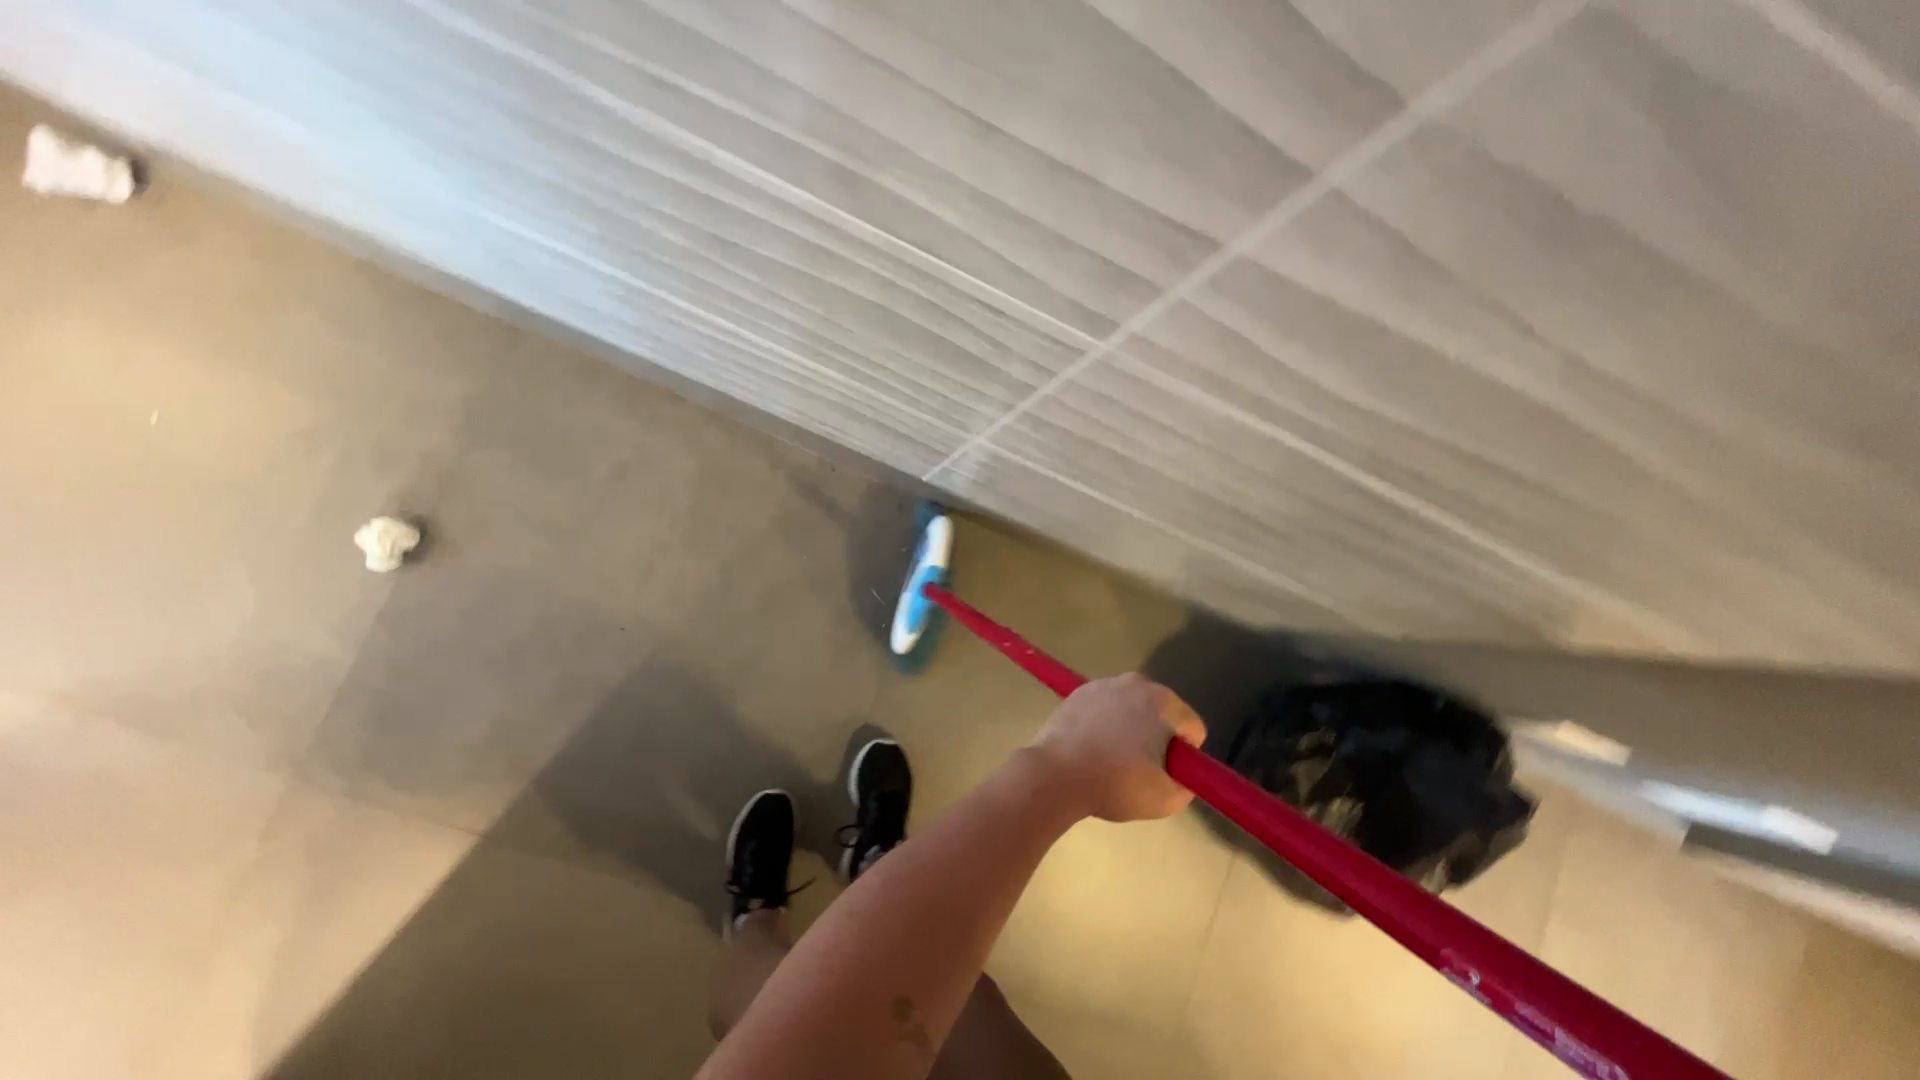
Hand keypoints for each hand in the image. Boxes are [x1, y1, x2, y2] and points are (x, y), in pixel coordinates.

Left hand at [1027, 673, 1205, 821]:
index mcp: (1163, 701)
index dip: (1186, 756)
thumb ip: (1185, 786)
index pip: (1192, 728)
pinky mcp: (1077, 692)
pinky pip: (1104, 709)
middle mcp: (1136, 683)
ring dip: (1129, 729)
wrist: (1055, 775)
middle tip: (1141, 768)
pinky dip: (1103, 724)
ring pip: (1131, 709)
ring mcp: (1103, 684)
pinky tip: (1091, 747)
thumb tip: (1179, 777)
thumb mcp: (1167, 798)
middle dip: (1158, 738)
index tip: (1167, 774)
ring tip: (1111, 759)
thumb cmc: (1115, 783)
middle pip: (1162, 714)